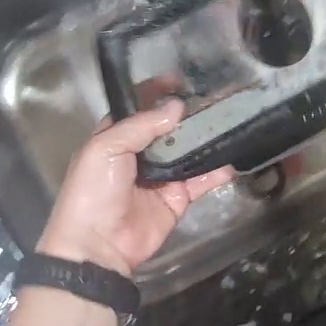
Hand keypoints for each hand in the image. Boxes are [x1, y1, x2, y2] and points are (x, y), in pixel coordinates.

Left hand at [36, 101, 234, 275]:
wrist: (98, 245)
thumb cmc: (93, 191)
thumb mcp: (106, 148)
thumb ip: (141, 125)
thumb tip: (177, 107)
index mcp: (114, 138)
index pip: (138, 109)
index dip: (156, 93)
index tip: (180, 80)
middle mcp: (139, 155)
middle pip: (168, 129)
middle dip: (189, 115)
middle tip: (215, 99)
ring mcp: (161, 178)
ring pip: (188, 152)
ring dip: (206, 139)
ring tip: (229, 121)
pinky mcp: (177, 199)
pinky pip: (201, 181)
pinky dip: (217, 171)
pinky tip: (232, 159)